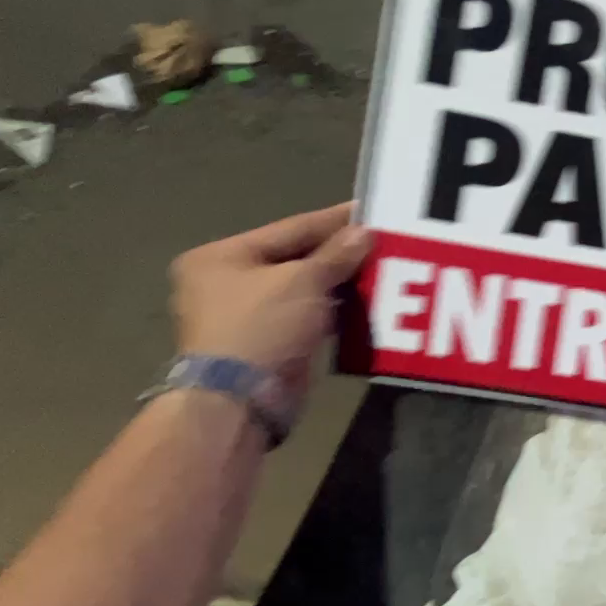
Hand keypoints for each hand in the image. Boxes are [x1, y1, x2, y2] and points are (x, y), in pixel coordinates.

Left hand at [168, 203, 373, 402]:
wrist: (243, 396)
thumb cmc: (263, 325)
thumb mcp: (303, 281)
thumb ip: (336, 254)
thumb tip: (365, 232)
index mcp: (221, 257)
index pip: (291, 228)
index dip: (334, 219)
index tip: (371, 209)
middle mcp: (227, 280)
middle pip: (297, 257)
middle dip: (342, 252)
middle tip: (384, 240)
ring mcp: (248, 311)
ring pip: (307, 285)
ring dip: (343, 280)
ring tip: (383, 268)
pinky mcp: (271, 337)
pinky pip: (311, 311)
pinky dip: (337, 305)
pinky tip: (367, 299)